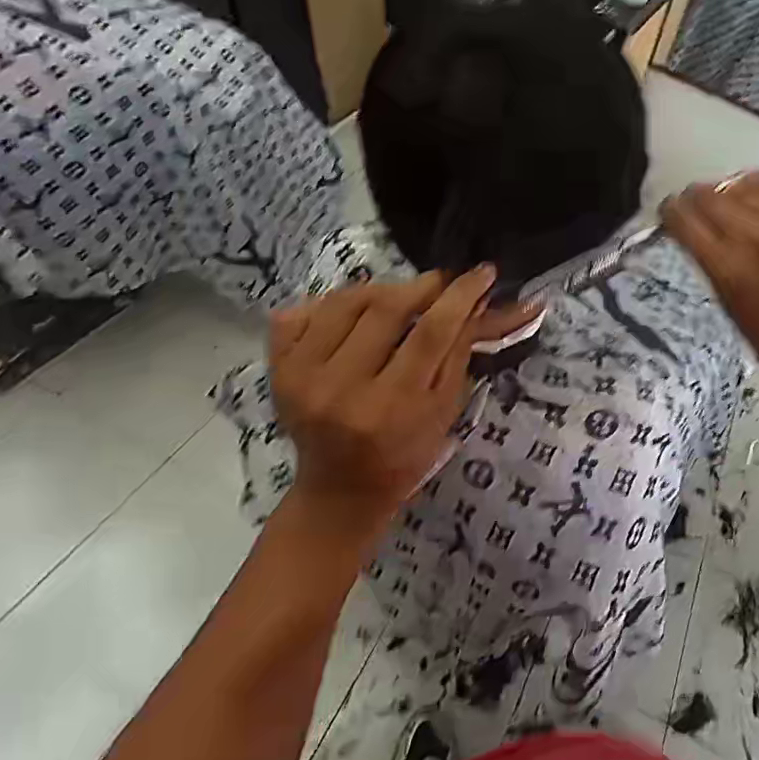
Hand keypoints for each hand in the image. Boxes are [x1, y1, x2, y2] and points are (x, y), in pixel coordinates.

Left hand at [266, 267, 538, 531]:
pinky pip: (301, 313)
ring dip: (382, 289)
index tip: (482, 272)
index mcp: (392, 405)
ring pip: (345, 301)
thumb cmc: (408, 450)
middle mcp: (341, 388)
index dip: (460, 295)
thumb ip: (459, 349)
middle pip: (385, 309)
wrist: (342, 487)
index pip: (431, 332)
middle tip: (443, 282)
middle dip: (423, 286)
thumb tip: (474, 298)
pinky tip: (355, 312)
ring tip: (403, 297)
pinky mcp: (276, 370)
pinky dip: (331, 302)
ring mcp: (300, 377)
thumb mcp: (447, 406)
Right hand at [661, 174, 758, 383]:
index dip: (671, 212)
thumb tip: (696, 232)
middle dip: (694, 196)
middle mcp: (758, 238)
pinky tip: (752, 193)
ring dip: (725, 189)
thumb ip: (711, 266)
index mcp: (730, 268)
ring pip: (742, 185)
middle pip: (710, 196)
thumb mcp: (731, 308)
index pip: (686, 222)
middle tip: (692, 201)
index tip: (669, 210)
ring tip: (721, 196)